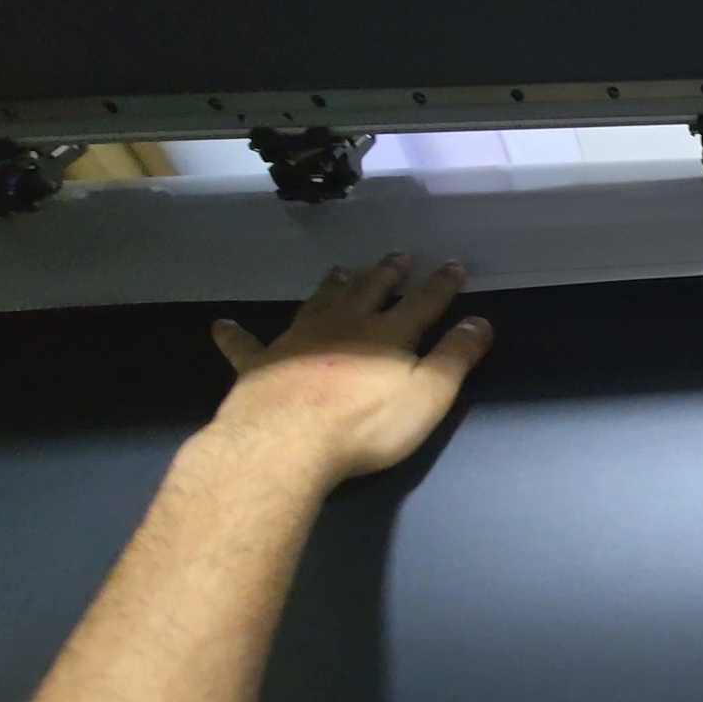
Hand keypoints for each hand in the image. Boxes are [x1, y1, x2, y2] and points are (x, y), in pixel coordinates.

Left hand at [205, 253, 492, 486]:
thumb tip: (479, 321)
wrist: (284, 445)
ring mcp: (297, 342)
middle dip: (387, 274)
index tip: (453, 265)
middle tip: (397, 256)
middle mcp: (343, 327)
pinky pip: (245, 345)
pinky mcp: (258, 365)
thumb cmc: (369, 423)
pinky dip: (236, 334)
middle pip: (369, 292)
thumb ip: (456, 356)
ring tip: (341, 270)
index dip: (441, 284)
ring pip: (318, 304)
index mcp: (388, 335)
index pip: (423, 302)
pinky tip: (223, 325)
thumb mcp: (430, 393)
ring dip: (333, 286)